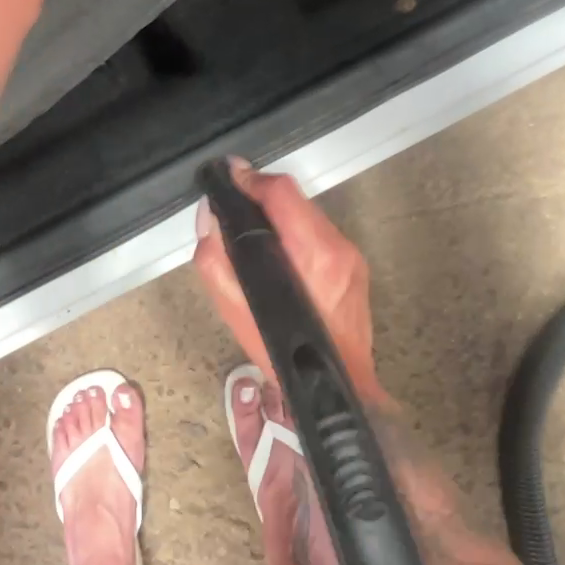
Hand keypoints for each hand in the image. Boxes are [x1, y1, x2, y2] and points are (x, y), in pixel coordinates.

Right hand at [193, 159, 386, 405]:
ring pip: (304, 212)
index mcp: (312, 254)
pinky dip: (292, 230)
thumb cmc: (281, 351)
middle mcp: (337, 247)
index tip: (227, 178)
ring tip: (250, 226)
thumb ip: (216, 258)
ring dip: (276, 213)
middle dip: (259, 195)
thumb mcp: (233, 309)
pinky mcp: (354, 263)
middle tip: (232, 202)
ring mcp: (350, 254)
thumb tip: (210, 217)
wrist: (338, 386)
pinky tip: (276, 250)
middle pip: (293, 197)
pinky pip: (316, 231)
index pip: (280, 192)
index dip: (249, 180)